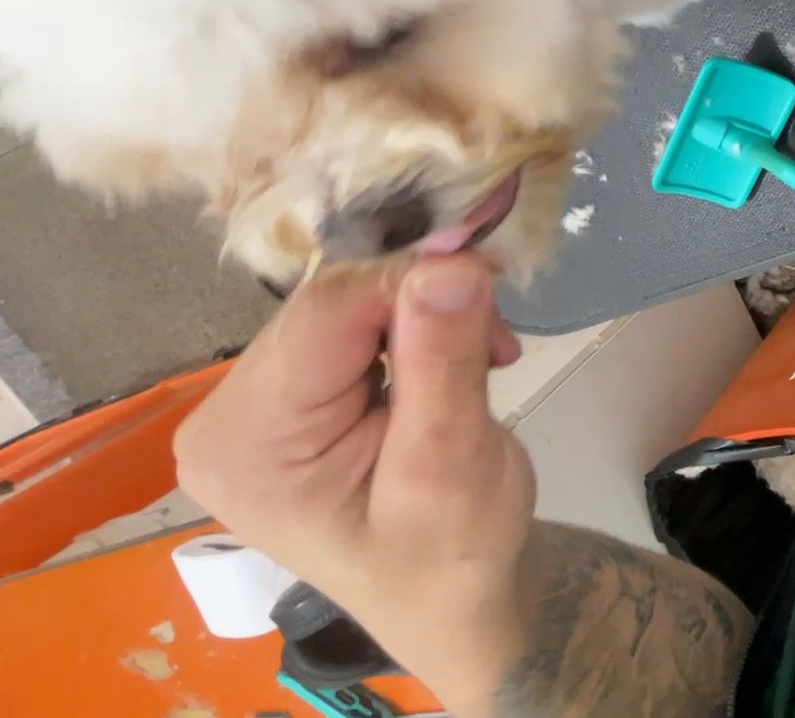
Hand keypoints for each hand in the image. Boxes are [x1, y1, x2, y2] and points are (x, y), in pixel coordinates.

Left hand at [175, 256, 534, 715]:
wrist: (454, 596)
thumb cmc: (454, 547)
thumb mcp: (453, 460)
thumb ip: (444, 360)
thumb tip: (452, 263)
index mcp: (250, 439)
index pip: (327, 309)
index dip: (415, 279)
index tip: (496, 287)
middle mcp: (230, 414)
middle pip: (336, 303)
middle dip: (430, 303)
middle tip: (500, 343)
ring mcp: (259, 407)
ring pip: (354, 307)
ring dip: (434, 316)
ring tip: (487, 360)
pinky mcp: (297, 400)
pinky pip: (360, 329)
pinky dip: (424, 329)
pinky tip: (458, 363)